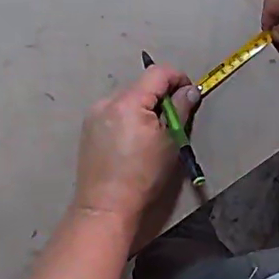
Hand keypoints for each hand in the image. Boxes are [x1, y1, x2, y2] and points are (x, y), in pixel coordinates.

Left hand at [70, 63, 200, 241]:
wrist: (106, 206)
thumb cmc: (143, 176)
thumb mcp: (170, 142)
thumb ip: (181, 109)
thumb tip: (190, 90)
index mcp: (128, 101)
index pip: (158, 72)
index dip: (178, 78)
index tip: (189, 94)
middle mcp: (107, 101)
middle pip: (141, 84)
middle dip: (161, 95)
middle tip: (173, 119)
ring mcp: (94, 113)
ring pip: (128, 97)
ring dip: (144, 106)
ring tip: (152, 133)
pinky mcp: (88, 127)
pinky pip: (114, 111)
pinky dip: (128, 116)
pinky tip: (133, 140)